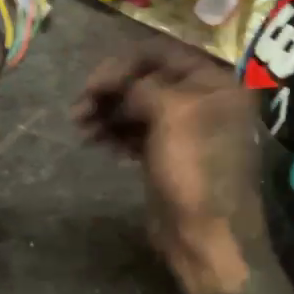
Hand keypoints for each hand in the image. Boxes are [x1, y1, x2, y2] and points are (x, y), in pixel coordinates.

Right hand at [74, 34, 261, 293]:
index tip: (93, 84)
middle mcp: (202, 99)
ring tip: (81, 127)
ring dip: (105, 110)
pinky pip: (134, 127)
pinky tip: (95, 141)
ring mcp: (184, 127)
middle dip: (109, 89)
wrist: (206, 240)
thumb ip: (143, 86)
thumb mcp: (170, 115)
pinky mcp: (167, 150)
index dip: (122, 64)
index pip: (160, 53)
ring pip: (134, 103)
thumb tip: (121, 85)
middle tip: (80, 107)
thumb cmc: (194, 172)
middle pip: (144, 77)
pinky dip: (113, 129)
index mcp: (214, 84)